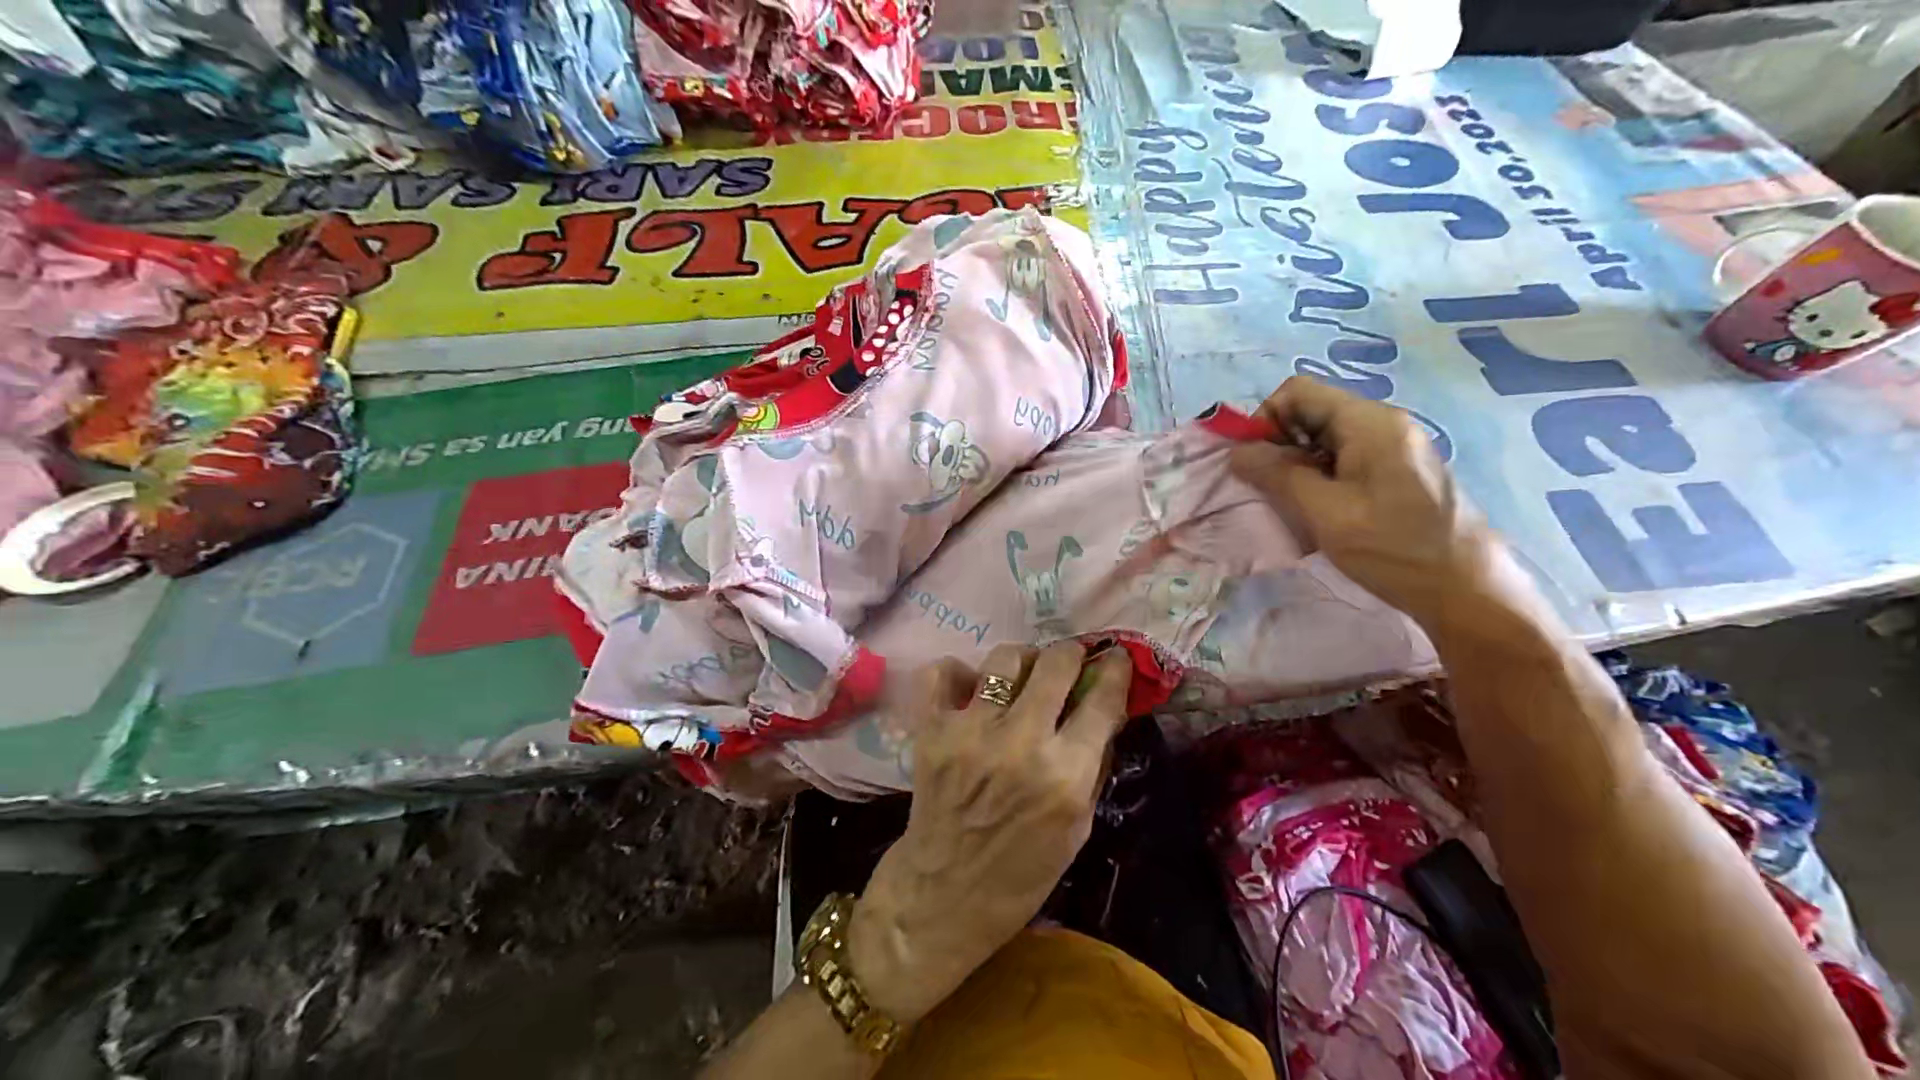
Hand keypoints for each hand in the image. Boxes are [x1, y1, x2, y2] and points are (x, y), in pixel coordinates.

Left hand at [846, 641, 1132, 1023]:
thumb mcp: (1077, 828)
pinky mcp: (931, 730)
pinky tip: (970, 687)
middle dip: (1072, 653)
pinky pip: (940, 672)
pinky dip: (958, 672)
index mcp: (1065, 776)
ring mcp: (971, 732)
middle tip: (1071, 659)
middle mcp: (1020, 743)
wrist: (944, 895)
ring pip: (1004, 659)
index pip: (1102, 700)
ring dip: (1023, 660)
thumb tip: (1107, 711)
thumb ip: (1094, 765)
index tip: (1117, 658)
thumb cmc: (1021, 873)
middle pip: (1056, 663)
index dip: (1116, 670)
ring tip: (1024, 673)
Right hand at [1227, 377, 1531, 629]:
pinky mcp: (1398, 469)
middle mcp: (1384, 422)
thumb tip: (1237, 452)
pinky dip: (1321, 475)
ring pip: (1325, 436)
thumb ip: (1278, 475)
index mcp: (1368, 422)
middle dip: (1279, 444)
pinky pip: (1345, 456)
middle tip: (1271, 488)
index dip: (1265, 420)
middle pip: (1312, 411)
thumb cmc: (1393, 548)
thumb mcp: (1325, 513)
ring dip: (1298, 463)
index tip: (1256, 463)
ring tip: (1296, 503)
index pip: (1297, 391)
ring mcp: (1395, 445)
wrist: (1467, 589)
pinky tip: (1322, 509)